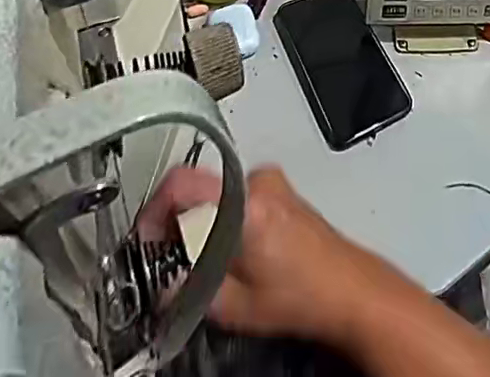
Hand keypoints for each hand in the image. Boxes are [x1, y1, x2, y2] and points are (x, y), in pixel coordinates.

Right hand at [136, 165, 411, 347]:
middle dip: (176, 222)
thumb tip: (162, 283)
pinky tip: (227, 250)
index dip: (152, 210)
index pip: (182, 183)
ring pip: (216, 192)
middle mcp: (261, 185)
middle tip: (168, 257)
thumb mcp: (232, 305)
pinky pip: (237, 194)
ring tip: (201, 259)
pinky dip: (222, 217)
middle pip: (198, 188)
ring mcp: (274, 184)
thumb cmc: (304, 293)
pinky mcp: (281, 190)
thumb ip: (187, 291)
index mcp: (246, 206)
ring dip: (201, 221)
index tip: (144, 236)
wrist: (345, 286)